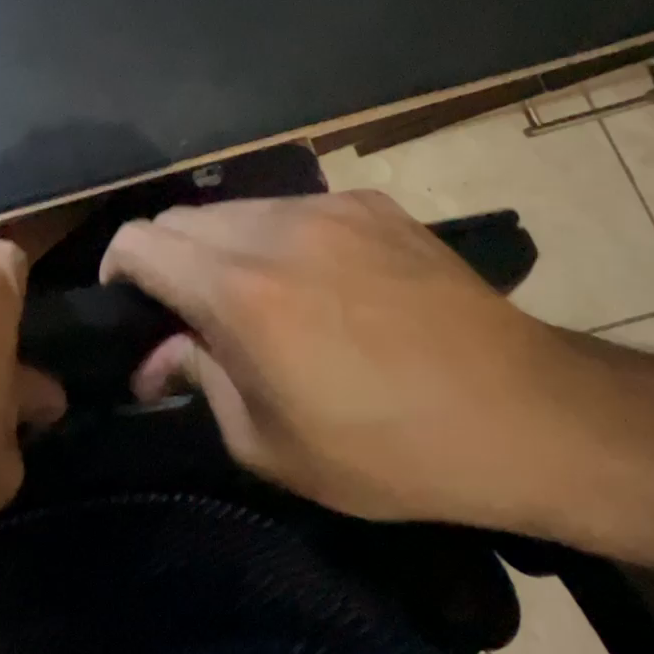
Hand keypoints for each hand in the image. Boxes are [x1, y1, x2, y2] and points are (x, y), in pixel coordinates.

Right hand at [100, 191, 569, 525]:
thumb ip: (196, 380)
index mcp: (237, 292)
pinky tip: (319, 281)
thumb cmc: (388, 449)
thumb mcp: (267, 443)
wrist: (535, 419)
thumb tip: (157, 356)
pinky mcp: (370, 205)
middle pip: (178, 219)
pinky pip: (292, 208)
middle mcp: (271, 232)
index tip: (131, 306)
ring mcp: (326, 210)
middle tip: (195, 313)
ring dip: (221, 248)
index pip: (137, 242)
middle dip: (168, 262)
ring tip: (259, 296)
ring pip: (232, 209)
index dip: (117, 271)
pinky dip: (278, 239)